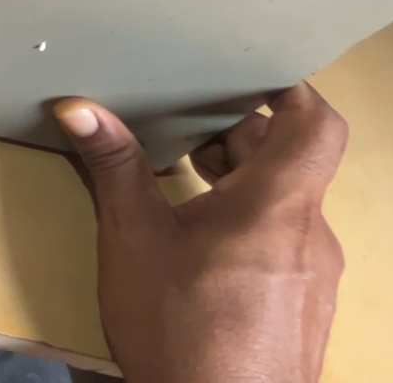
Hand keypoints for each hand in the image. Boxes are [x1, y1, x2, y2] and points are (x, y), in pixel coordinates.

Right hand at [54, 84, 347, 382]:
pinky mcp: (298, 298)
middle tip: (177, 111)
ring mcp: (309, 271)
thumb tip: (77, 106)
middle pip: (291, 159)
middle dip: (235, 128)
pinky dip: (239, 205)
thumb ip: (113, 164)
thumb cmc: (177, 322)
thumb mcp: (132, 235)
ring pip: (282, 197)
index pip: (315, 128)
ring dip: (235, 168)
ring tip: (174, 159)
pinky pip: (279, 231)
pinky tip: (188, 217)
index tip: (245, 69)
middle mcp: (308, 235)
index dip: (291, 89)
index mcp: (276, 209)